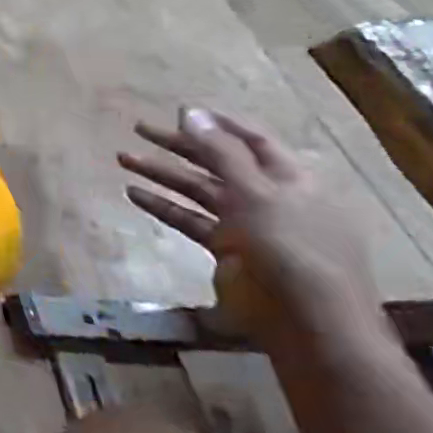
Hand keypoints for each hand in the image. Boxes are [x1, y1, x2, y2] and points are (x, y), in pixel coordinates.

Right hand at [119, 108, 381, 342]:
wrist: (309, 323)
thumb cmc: (290, 247)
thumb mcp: (256, 192)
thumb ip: (221, 151)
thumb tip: (190, 112)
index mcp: (292, 181)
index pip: (256, 142)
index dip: (220, 124)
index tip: (181, 109)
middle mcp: (272, 199)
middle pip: (220, 163)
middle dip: (179, 146)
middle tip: (139, 129)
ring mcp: (250, 226)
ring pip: (199, 190)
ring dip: (163, 173)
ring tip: (123, 158)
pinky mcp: (230, 250)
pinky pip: (190, 220)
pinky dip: (163, 206)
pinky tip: (133, 194)